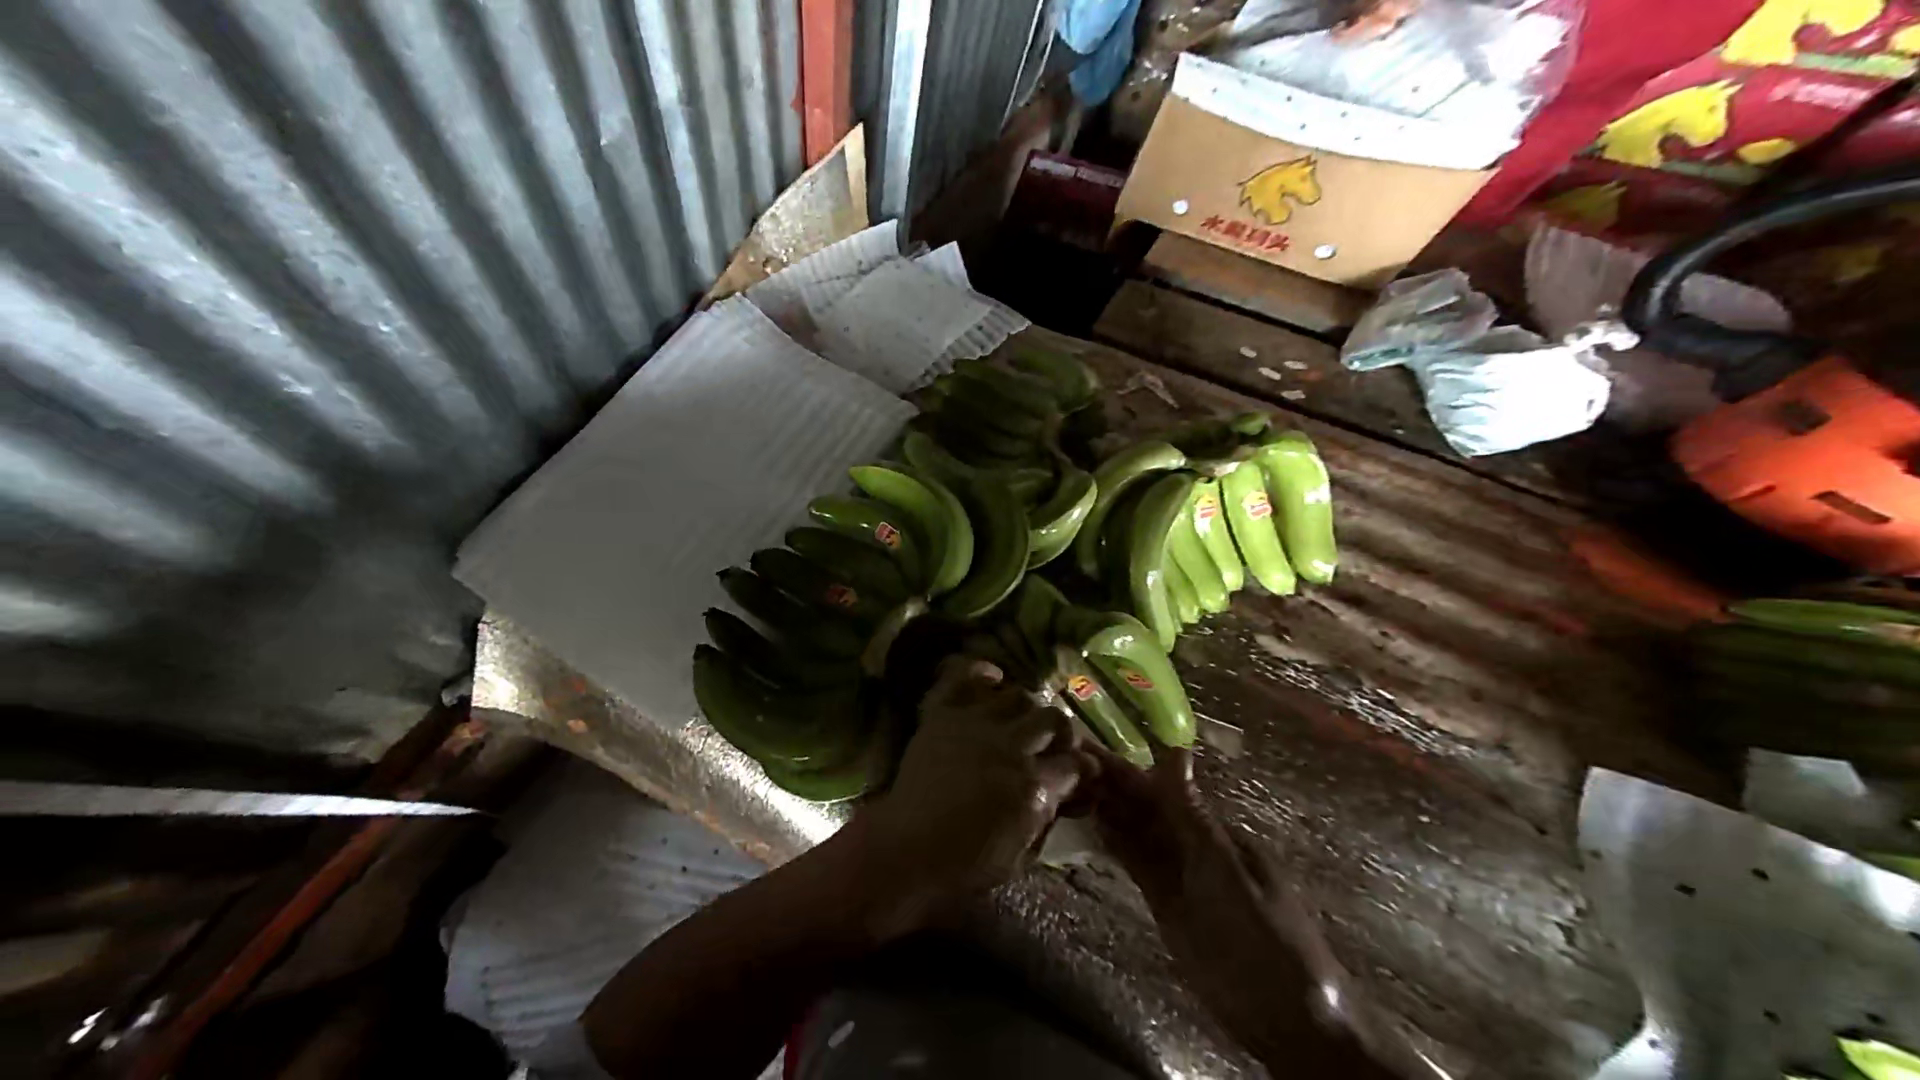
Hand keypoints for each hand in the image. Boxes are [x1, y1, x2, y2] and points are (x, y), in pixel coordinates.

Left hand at [846, 657, 1096, 938]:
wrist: (905, 849)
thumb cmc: (964, 865)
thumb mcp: (1021, 856)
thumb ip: (1047, 818)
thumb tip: (1067, 794)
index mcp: (1033, 786)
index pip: (1075, 763)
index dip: (1082, 768)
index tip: (1080, 773)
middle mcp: (1010, 747)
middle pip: (1053, 720)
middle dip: (1061, 733)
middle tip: (1053, 745)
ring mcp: (976, 724)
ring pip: (1018, 695)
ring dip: (1027, 708)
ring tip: (1022, 720)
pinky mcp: (943, 715)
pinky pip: (965, 678)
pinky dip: (981, 673)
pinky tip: (993, 680)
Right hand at [1090, 746, 1401, 1077]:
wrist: (1283, 1015)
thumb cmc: (1262, 933)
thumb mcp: (1225, 869)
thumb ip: (1192, 815)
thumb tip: (1175, 751)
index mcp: (1213, 830)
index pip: (1160, 788)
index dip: (1125, 769)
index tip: (1087, 747)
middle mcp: (1192, 844)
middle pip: (1145, 807)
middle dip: (1110, 785)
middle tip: (1063, 763)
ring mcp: (1178, 874)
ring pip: (1137, 833)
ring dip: (1108, 811)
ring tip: (1066, 787)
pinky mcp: (1165, 904)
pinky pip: (1136, 864)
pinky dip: (1115, 844)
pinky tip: (1090, 828)